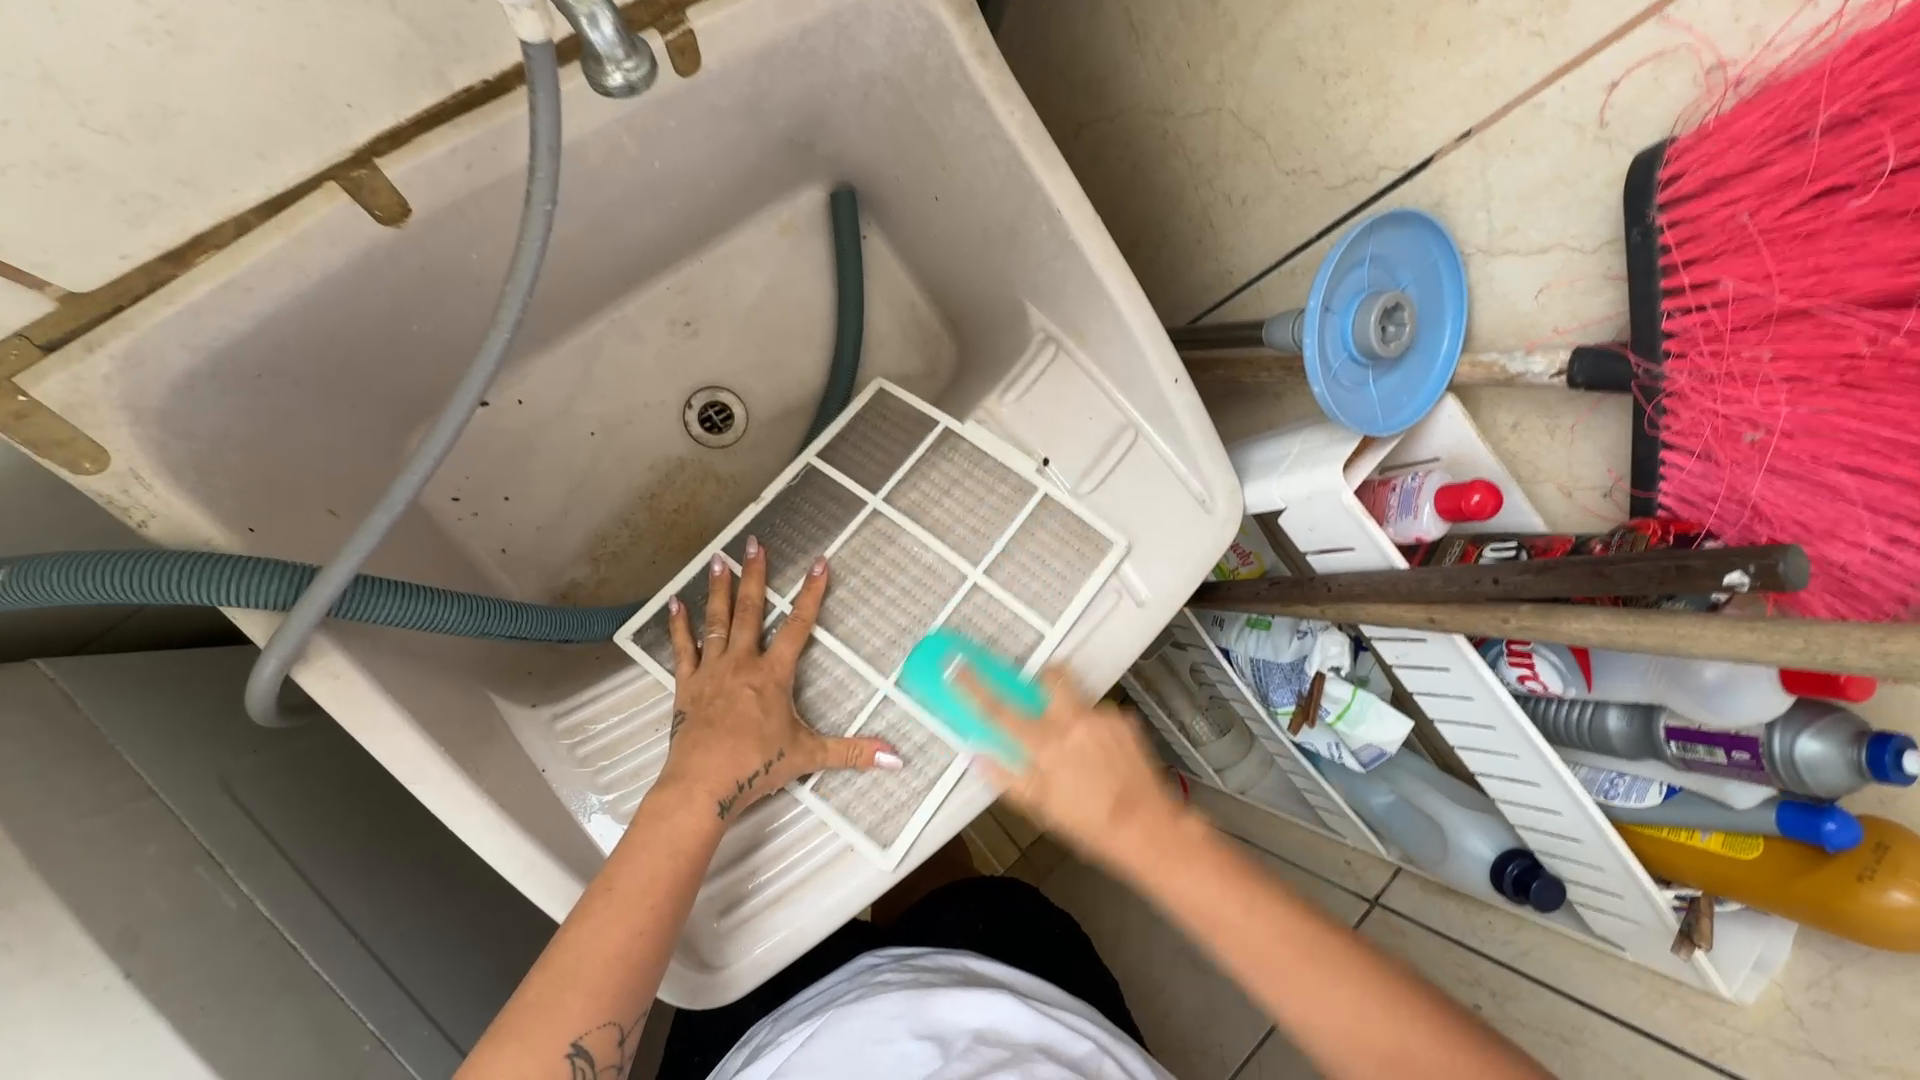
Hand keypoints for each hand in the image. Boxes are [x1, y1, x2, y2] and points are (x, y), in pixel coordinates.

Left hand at [654, 538, 899, 823]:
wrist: (703, 784)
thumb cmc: (756, 766)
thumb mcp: (810, 755)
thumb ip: (853, 751)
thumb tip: (894, 756)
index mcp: (773, 675)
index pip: (798, 625)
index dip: (811, 593)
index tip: (818, 563)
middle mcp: (742, 663)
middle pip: (751, 611)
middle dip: (755, 575)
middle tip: (755, 544)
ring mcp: (712, 672)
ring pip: (716, 621)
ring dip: (719, 590)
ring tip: (718, 560)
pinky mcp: (687, 686)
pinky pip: (682, 648)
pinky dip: (679, 625)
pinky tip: (675, 604)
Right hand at [961, 667, 1187, 868]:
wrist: (1149, 829)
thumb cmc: (1091, 825)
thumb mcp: (1041, 809)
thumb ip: (1007, 778)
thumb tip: (980, 756)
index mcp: (1046, 744)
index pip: (999, 709)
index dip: (974, 687)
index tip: (958, 667)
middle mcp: (1074, 721)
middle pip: (1050, 677)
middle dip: (1040, 681)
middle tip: (1037, 702)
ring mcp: (1103, 717)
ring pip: (1076, 697)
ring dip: (1069, 712)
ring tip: (1077, 748)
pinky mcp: (1126, 721)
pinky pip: (1100, 714)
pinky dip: (1093, 728)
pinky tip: (1100, 757)